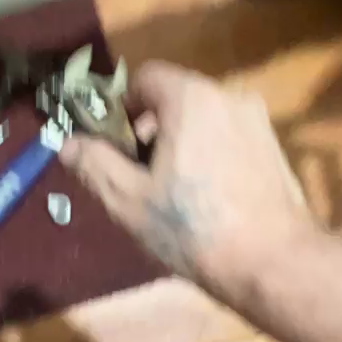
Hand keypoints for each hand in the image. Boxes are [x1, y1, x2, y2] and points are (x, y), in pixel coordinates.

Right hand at [60, 61, 317, 299]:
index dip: (120, 110)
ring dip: (178, 148)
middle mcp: (229, 96)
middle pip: (174, 101)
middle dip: (149, 133)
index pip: (144, 78)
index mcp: (191, 98)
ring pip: (202, 123)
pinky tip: (205, 203)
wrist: (273, 263)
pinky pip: (226, 141)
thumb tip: (68, 144)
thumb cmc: (193, 228)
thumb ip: (95, 164)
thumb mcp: (129, 200)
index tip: (114, 150)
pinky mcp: (274, 150)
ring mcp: (257, 123)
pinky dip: (208, 159)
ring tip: (171, 197)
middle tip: (138, 180)